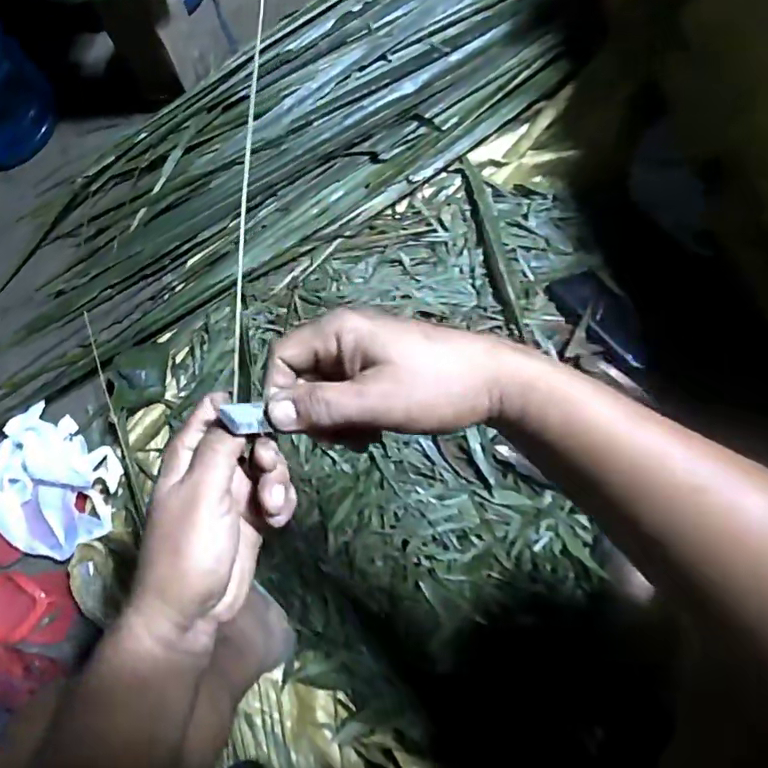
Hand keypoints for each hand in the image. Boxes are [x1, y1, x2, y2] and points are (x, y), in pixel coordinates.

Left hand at [126, 393, 296, 655]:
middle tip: (267, 467)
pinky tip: (277, 520)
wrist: (191, 613)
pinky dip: (280, 502)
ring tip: (273, 508)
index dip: (234, 406)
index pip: (209, 413)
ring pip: (264, 466)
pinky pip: (274, 495)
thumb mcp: (202, 490)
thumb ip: (220, 446)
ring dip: (276, 481)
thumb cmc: (188, 546)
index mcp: (187, 456)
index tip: (261, 410)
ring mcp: (231, 494)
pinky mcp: (251, 518)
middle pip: (246, 437)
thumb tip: (234, 408)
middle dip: (264, 449)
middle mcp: (209, 469)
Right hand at [264, 308, 545, 436]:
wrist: (496, 382)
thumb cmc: (433, 386)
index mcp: (336, 330)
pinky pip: (343, 392)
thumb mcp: (374, 401)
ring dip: (333, 418)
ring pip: (322, 389)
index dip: (279, 392)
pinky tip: (373, 430)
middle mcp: (341, 335)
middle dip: (313, 411)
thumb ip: (321, 406)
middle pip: (301, 375)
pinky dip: (350, 415)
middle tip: (340, 437)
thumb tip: (271, 413)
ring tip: (363, 435)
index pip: (282, 356)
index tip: (297, 427)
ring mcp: (359, 351)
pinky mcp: (374, 368)